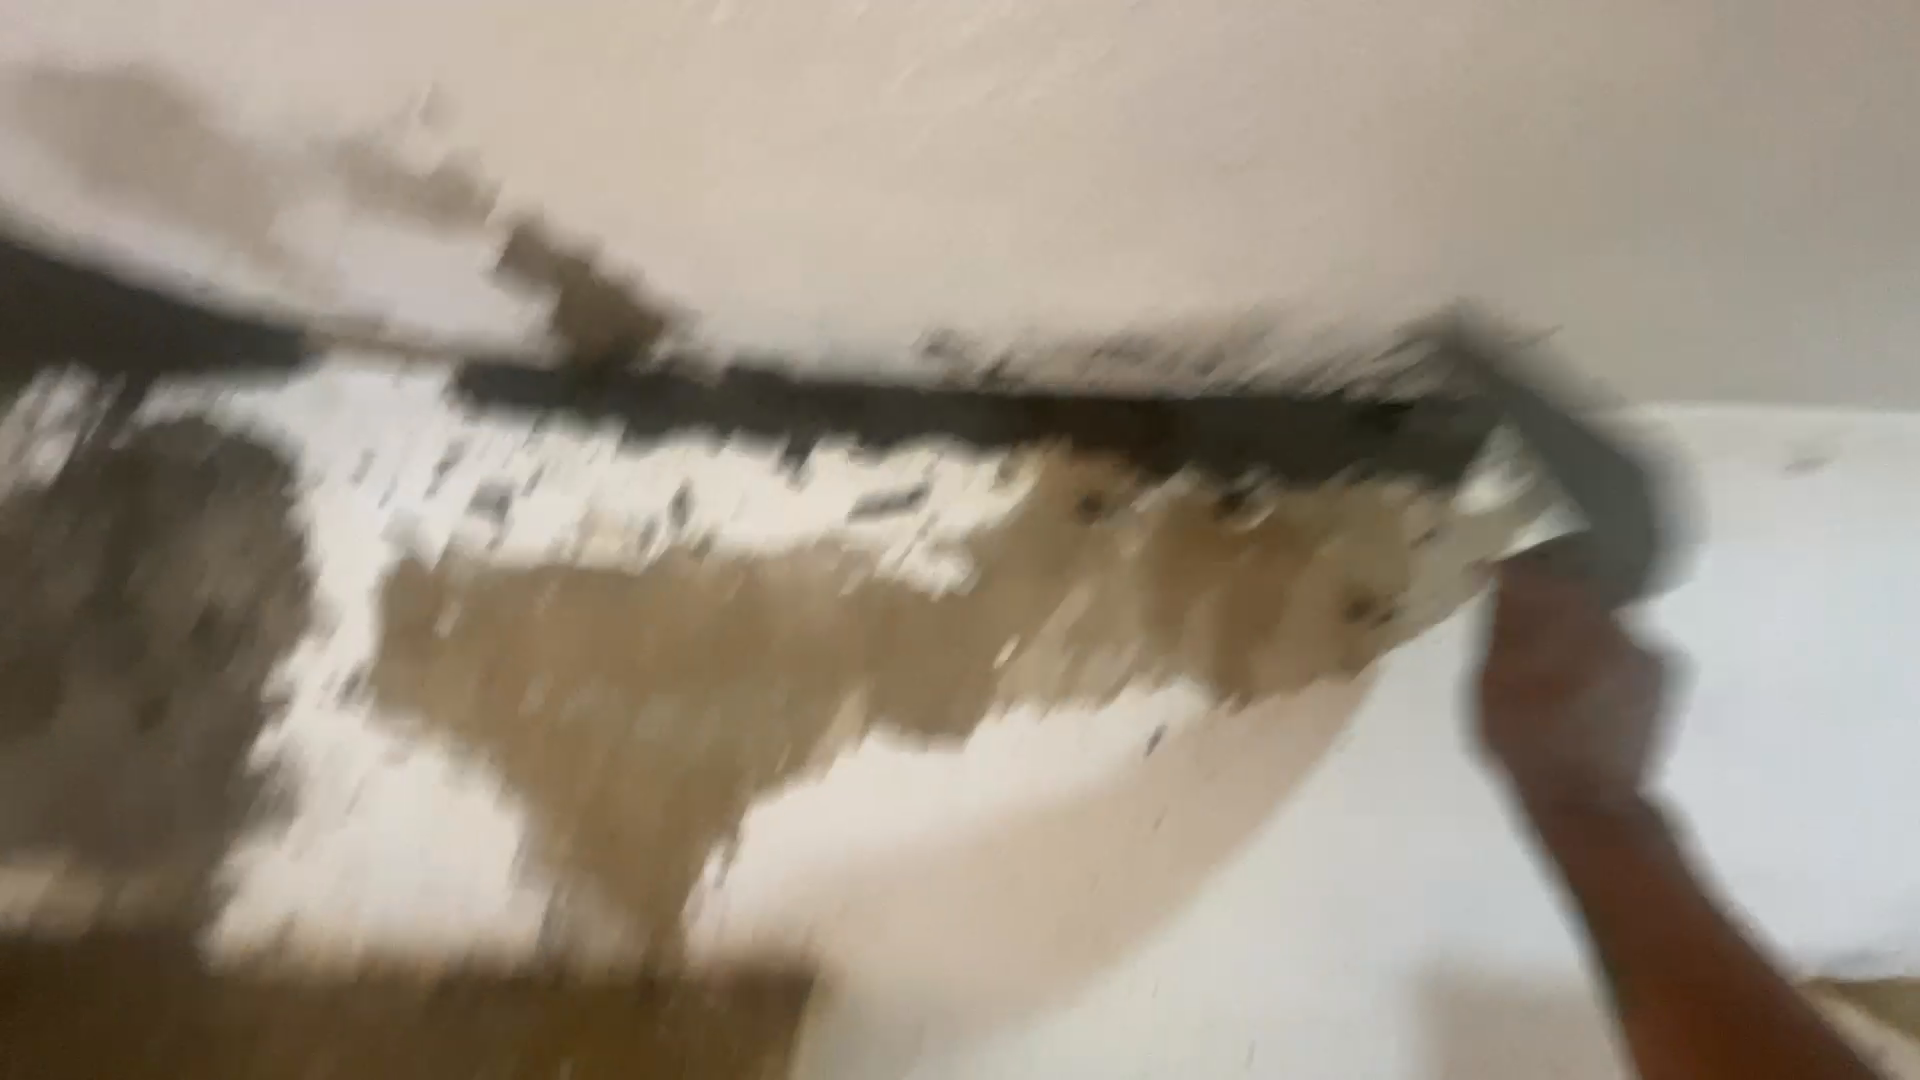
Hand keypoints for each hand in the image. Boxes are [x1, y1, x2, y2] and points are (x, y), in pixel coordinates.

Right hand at [1476, 553, 1672, 814]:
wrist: (1588, 798)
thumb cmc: (1522, 738)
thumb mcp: (1490, 679)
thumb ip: (1500, 623)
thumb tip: (1498, 574)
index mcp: (1566, 623)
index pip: (1536, 571)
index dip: (1509, 571)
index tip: (1485, 575)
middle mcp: (1615, 625)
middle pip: (1572, 589)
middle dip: (1541, 595)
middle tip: (1512, 613)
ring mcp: (1647, 651)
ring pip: (1598, 617)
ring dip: (1568, 624)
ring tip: (1543, 654)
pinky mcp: (1664, 676)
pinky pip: (1620, 644)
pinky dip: (1594, 649)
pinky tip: (1575, 678)